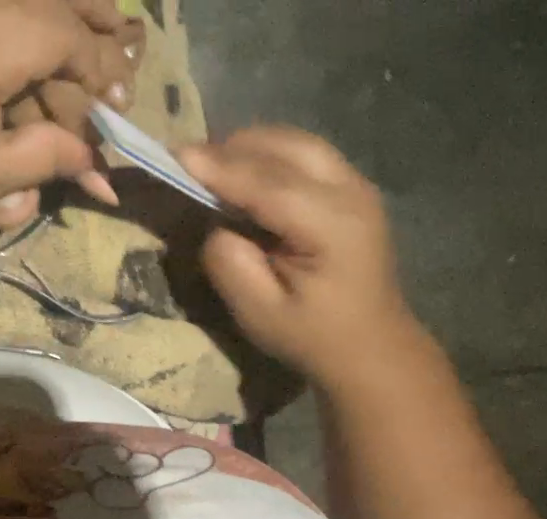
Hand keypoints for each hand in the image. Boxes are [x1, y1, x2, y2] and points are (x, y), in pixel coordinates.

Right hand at [179, 128, 425, 387]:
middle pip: (286, 148)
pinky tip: (244, 173)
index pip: (267, 182)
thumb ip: (230, 264)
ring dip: (252, 148)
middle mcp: (351, 192)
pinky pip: (306, 156)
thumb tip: (213, 225)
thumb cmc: (312, 337)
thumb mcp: (259, 313)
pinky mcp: (351, 190)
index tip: (176, 154)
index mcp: (331, 225)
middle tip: (189, 161)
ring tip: (211, 164)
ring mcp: (356, 186)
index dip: (220, 167)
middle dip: (234, 148)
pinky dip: (269, 156)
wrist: (370, 346)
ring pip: (297, 144)